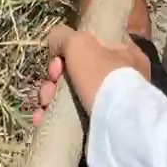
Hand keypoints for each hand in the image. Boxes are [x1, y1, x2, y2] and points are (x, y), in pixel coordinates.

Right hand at [34, 24, 150, 122]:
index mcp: (125, 52)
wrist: (117, 129)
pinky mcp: (96, 128)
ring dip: (50, 95)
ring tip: (45, 101)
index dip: (71, 46)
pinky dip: (53, 115)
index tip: (58, 55)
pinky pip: (70, 116)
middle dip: (56, 74)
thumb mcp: (80, 44)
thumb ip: (63, 36)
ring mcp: (109, 105)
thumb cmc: (102, 77)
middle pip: (78, 69)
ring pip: (71, 93)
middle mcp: (121, 77)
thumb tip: (55, 42)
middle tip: (52, 79)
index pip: (93, 42)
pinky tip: (41, 117)